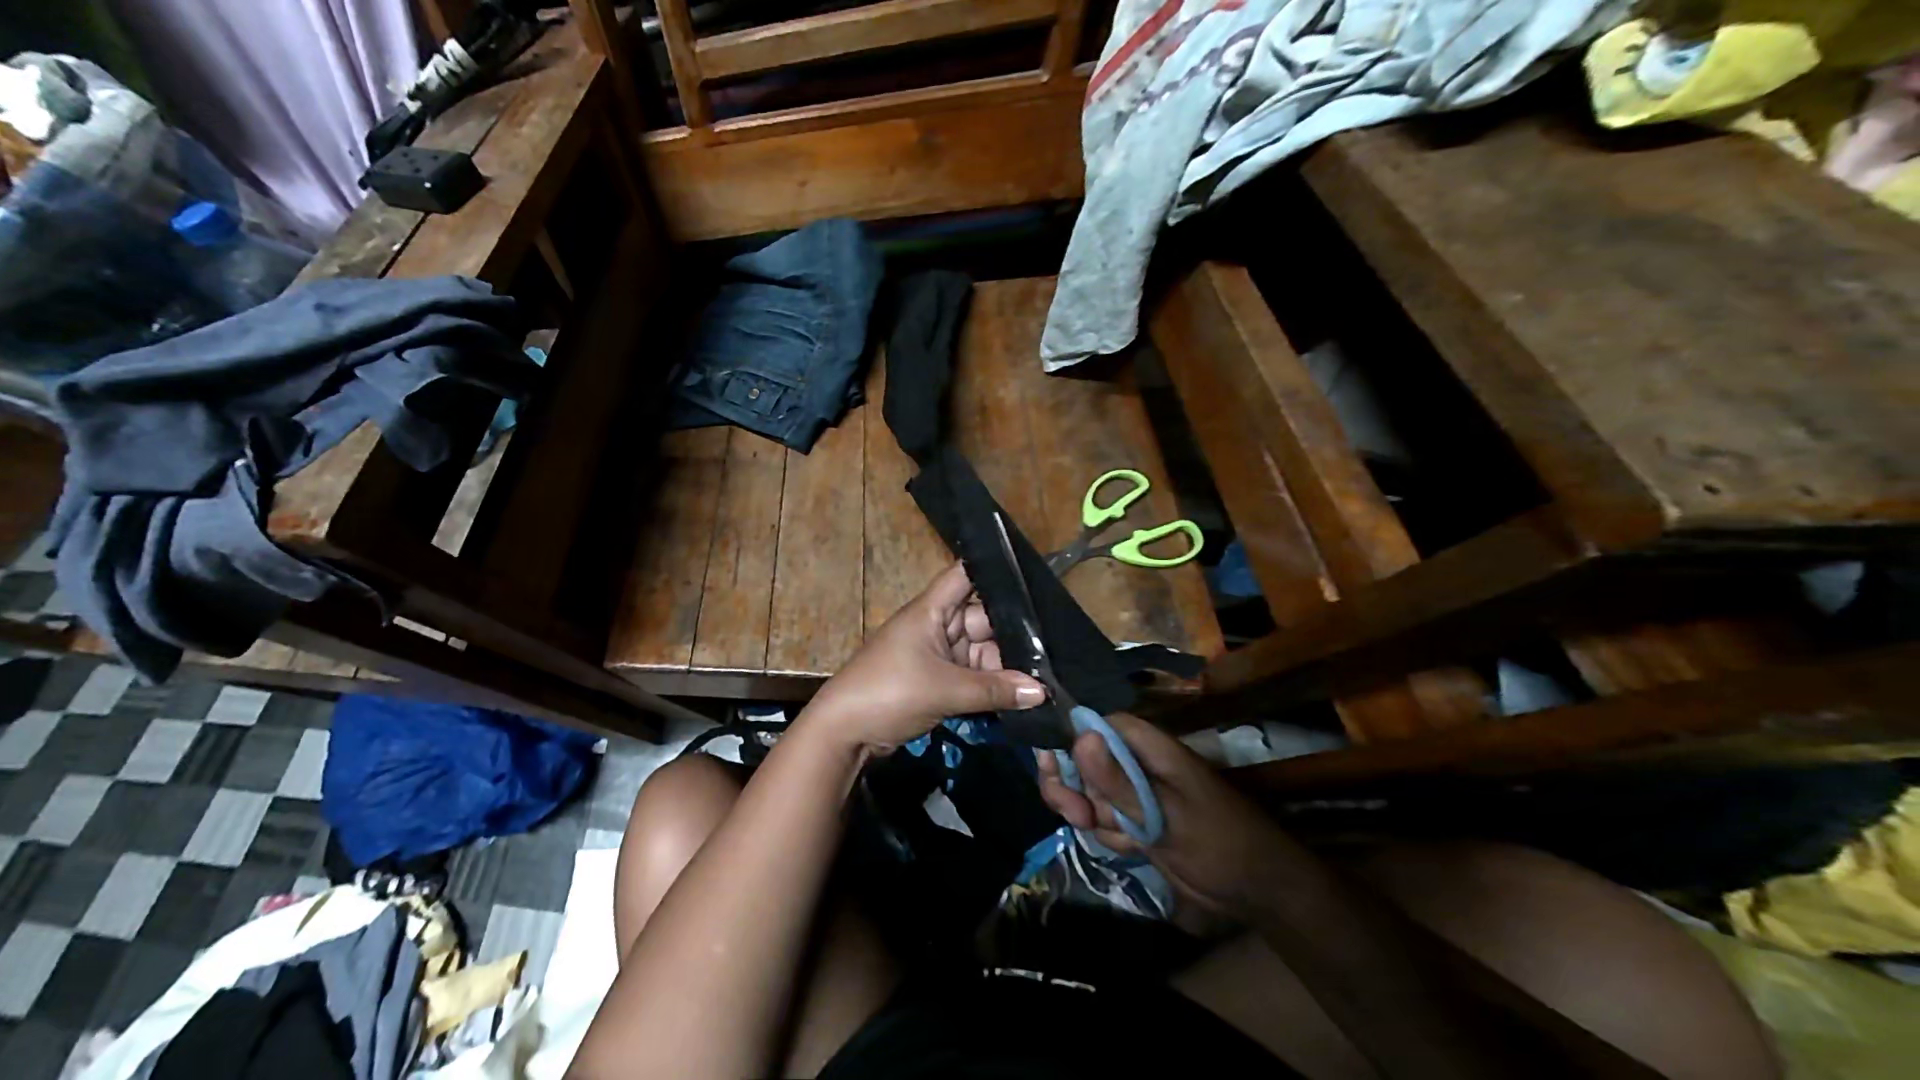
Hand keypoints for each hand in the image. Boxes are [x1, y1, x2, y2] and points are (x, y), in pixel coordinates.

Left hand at [799, 561, 1046, 754]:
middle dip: (1015, 631)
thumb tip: (1042, 692)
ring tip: (1049, 673)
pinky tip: (1023, 694)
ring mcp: (936, 655)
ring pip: (981, 651)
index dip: (994, 570)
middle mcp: (936, 627)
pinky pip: (972, 675)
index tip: (1032, 575)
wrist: (843, 733)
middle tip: (1058, 644)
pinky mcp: (936, 682)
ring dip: (1006, 664)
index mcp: (931, 611)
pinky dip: (992, 684)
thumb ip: (995, 689)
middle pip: (983, 619)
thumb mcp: (946, 689)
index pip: (965, 576)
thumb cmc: (890, 692)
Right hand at [1037, 712, 1294, 921]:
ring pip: (1089, 792)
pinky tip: (1133, 848)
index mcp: (1148, 746)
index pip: (1094, 725)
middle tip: (1075, 815)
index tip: (1049, 768)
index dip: (1068, 741)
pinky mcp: (1138, 819)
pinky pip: (1104, 819)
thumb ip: (1118, 781)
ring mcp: (1137, 792)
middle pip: (1083, 759)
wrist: (1257, 890)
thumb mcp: (1164, 814)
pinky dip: (1110, 835)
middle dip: (1072, 786)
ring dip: (1091, 815)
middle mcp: (1137, 762)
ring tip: (1119, 837)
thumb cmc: (1217, 842)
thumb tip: (1078, 737)